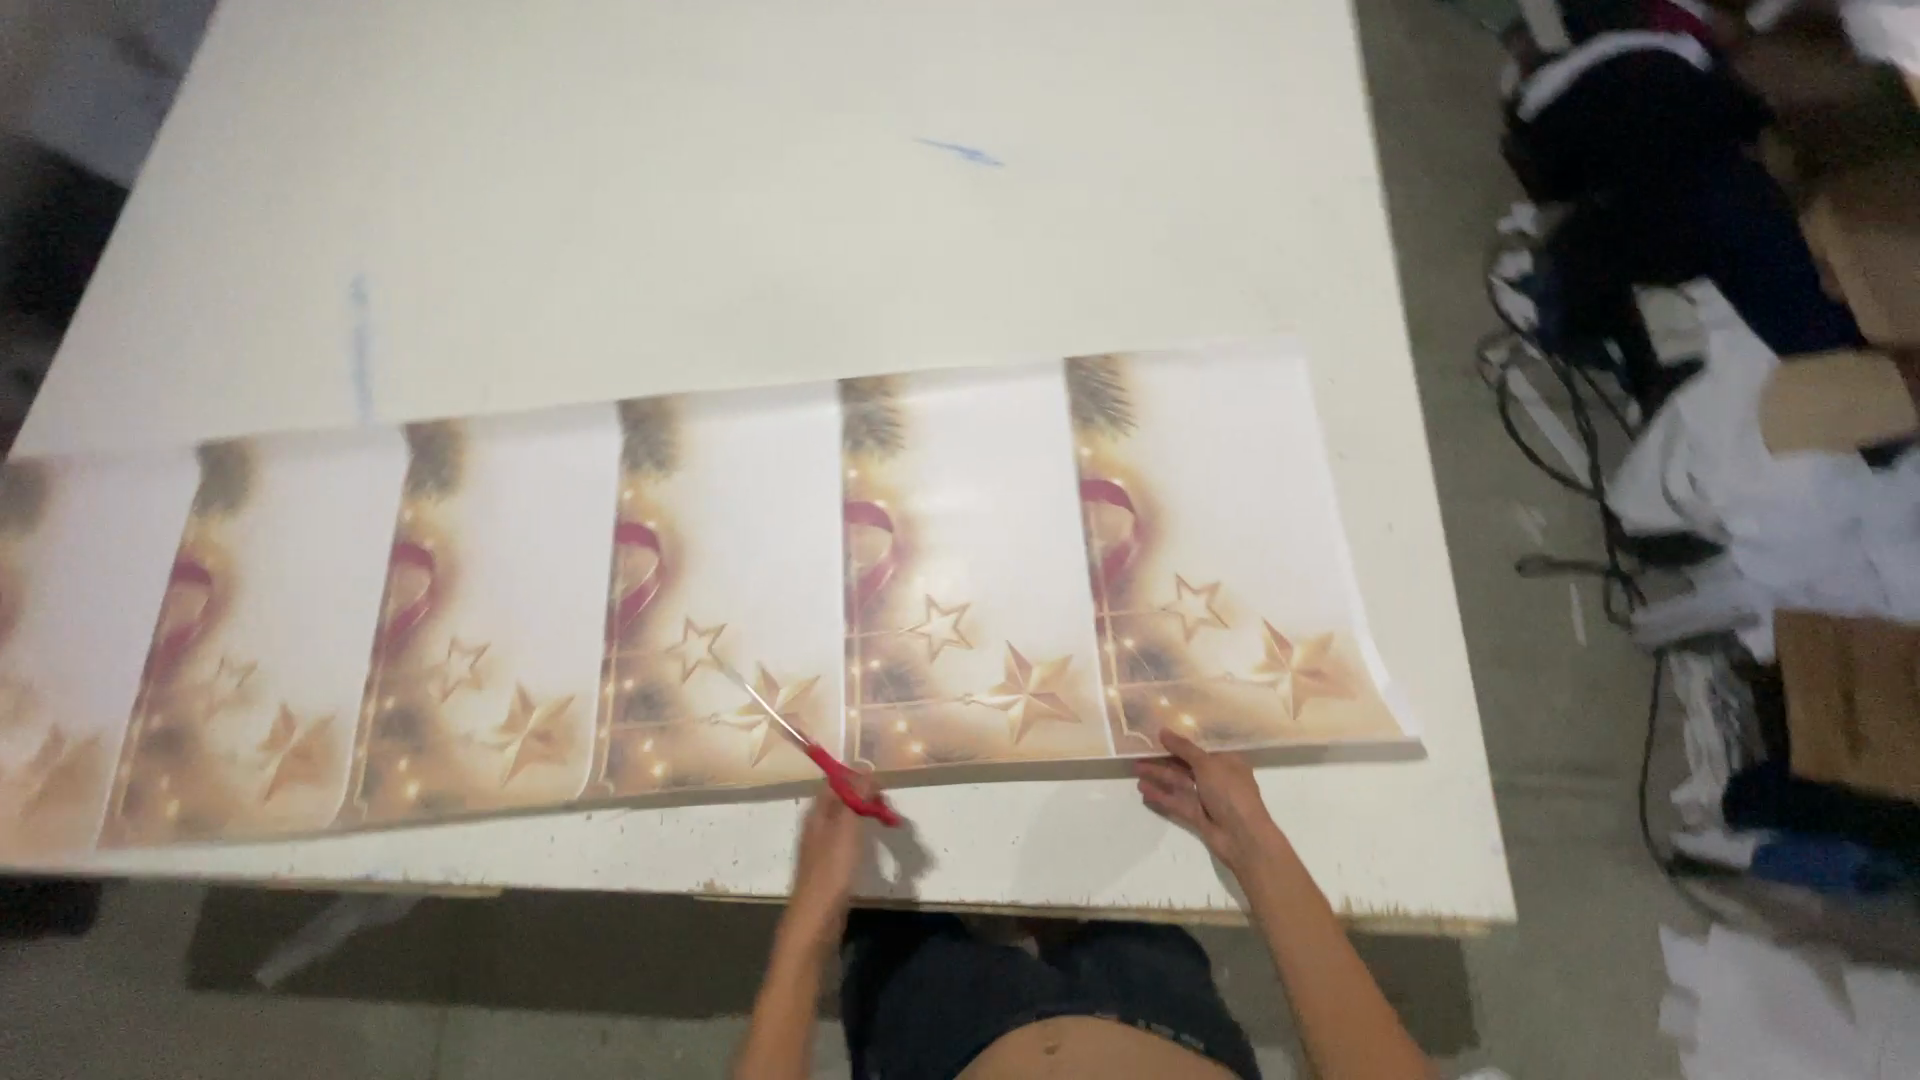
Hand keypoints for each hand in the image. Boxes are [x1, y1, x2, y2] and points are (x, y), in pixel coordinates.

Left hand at [785, 781, 873, 942]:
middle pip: (841, 800)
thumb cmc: (832, 869)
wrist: (816, 918)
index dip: (857, 779)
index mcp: (817, 813)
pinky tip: (873, 845)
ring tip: (887, 822)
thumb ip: (856, 797)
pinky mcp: (829, 865)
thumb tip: (865, 768)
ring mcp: (822, 846)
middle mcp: (816, 825)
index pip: (835, 782)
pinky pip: (847, 839)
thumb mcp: (847, 827)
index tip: (881, 786)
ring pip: (845, 819)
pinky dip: (862, 835)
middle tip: (887, 808)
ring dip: (865, 816)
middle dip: (865, 798)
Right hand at [1134, 729, 1283, 870]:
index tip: (1159, 732)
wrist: (1242, 838)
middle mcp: (1217, 777)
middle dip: (1164, 759)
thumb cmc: (1230, 792)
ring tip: (1135, 768)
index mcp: (1226, 761)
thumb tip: (1163, 731)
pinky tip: (1143, 789)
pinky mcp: (1197, 815)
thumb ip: (1184, 748)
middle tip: (1140, 751)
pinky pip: (1176, 801)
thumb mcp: (1208, 764)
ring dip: (1158, 775)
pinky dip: (1161, 795)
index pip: (1201, 746)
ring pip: (1179, 782)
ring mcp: (1206, 797)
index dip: (1181, 739)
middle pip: (1186, 764)